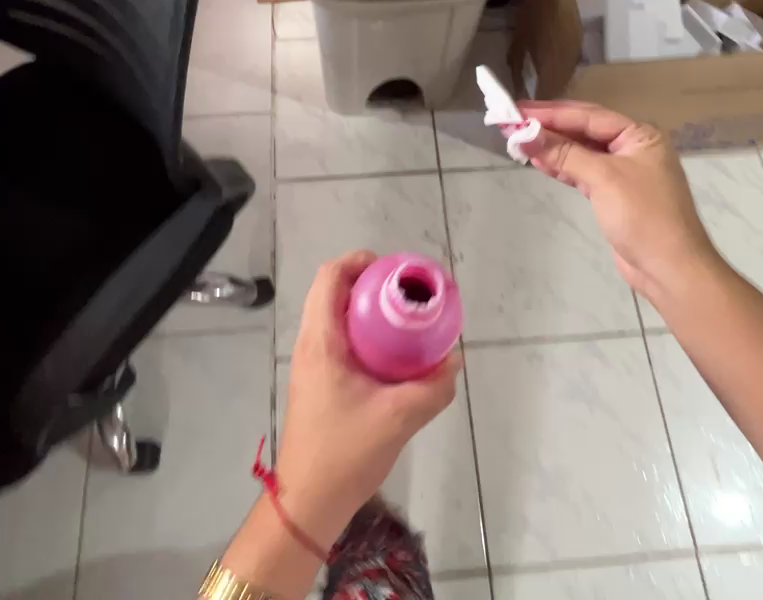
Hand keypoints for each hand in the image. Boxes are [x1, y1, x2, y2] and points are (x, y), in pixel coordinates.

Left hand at [276, 251, 460, 539]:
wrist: (309, 501)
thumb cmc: (345, 452)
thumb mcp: (398, 418)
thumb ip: (432, 387)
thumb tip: (453, 360)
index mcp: (322, 341)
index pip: (330, 277)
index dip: (359, 261)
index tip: (393, 269)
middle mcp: (311, 344)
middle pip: (334, 292)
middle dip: (370, 284)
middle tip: (405, 294)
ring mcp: (312, 364)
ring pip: (337, 318)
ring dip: (367, 311)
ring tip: (403, 321)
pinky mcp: (319, 382)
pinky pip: (341, 341)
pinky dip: (364, 335)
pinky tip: (392, 356)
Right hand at [519, 101, 718, 295]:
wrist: (670, 269)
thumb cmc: (643, 216)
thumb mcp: (603, 179)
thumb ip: (564, 153)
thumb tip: (526, 133)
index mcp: (640, 135)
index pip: (589, 116)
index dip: (551, 113)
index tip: (518, 110)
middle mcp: (633, 148)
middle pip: (584, 130)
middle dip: (549, 127)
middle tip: (513, 123)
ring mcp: (624, 171)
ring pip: (582, 151)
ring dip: (552, 147)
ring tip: (518, 141)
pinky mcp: (614, 194)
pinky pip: (582, 171)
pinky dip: (561, 167)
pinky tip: (539, 162)